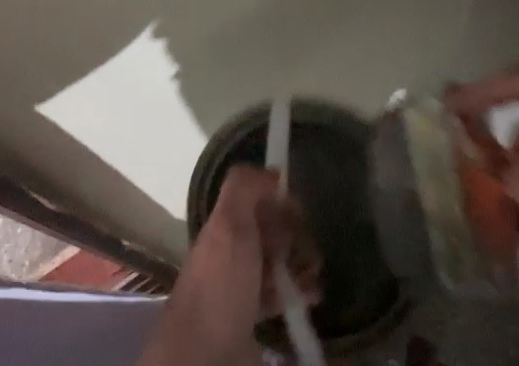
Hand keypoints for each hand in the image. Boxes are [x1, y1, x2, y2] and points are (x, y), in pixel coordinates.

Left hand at [137, 166, 320, 365]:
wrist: (205, 352)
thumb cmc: (221, 284)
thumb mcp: (230, 224)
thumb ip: (244, 189)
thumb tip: (272, 171)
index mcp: (222, 226)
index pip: (254, 202)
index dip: (278, 202)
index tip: (300, 214)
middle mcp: (228, 252)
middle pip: (268, 233)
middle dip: (294, 237)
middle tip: (308, 252)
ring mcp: (238, 286)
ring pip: (276, 265)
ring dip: (300, 266)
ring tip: (313, 278)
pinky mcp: (250, 317)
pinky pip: (279, 296)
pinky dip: (297, 293)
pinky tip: (310, 297)